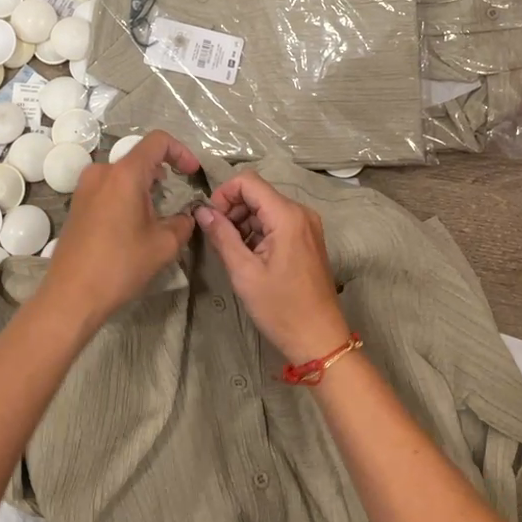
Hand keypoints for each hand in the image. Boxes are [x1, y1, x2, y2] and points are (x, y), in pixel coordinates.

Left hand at [41, 130, 197, 323]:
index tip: (193, 174)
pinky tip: (134, 224)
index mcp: (124, 174)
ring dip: (144, 187)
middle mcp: (102, 172)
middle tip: (178, 198)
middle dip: (163, 173)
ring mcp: (85, 188)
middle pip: (140, 158)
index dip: (181, 151)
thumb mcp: (163, 245)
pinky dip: (127, 196)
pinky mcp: (77, 205)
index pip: (158, 141)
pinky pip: (108, 189)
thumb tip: (186, 216)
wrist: (71, 296)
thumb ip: (183, 223)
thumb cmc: (120, 266)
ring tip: (158, 214)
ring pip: (123, 175)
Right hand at [195, 171, 351, 363]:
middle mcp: (301, 212)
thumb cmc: (281, 308)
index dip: (224, 194)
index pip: (248, 181)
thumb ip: (222, 236)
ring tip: (234, 254)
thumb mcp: (244, 273)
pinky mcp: (308, 239)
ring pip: (266, 208)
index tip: (212, 220)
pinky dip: (259, 233)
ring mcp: (307, 225)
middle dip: (233, 210)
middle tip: (219, 240)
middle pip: (257, 193)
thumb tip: (202, 210)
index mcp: (287, 215)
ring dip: (244, 223)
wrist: (320, 340)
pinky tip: (251, 258)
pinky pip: (278, 222)